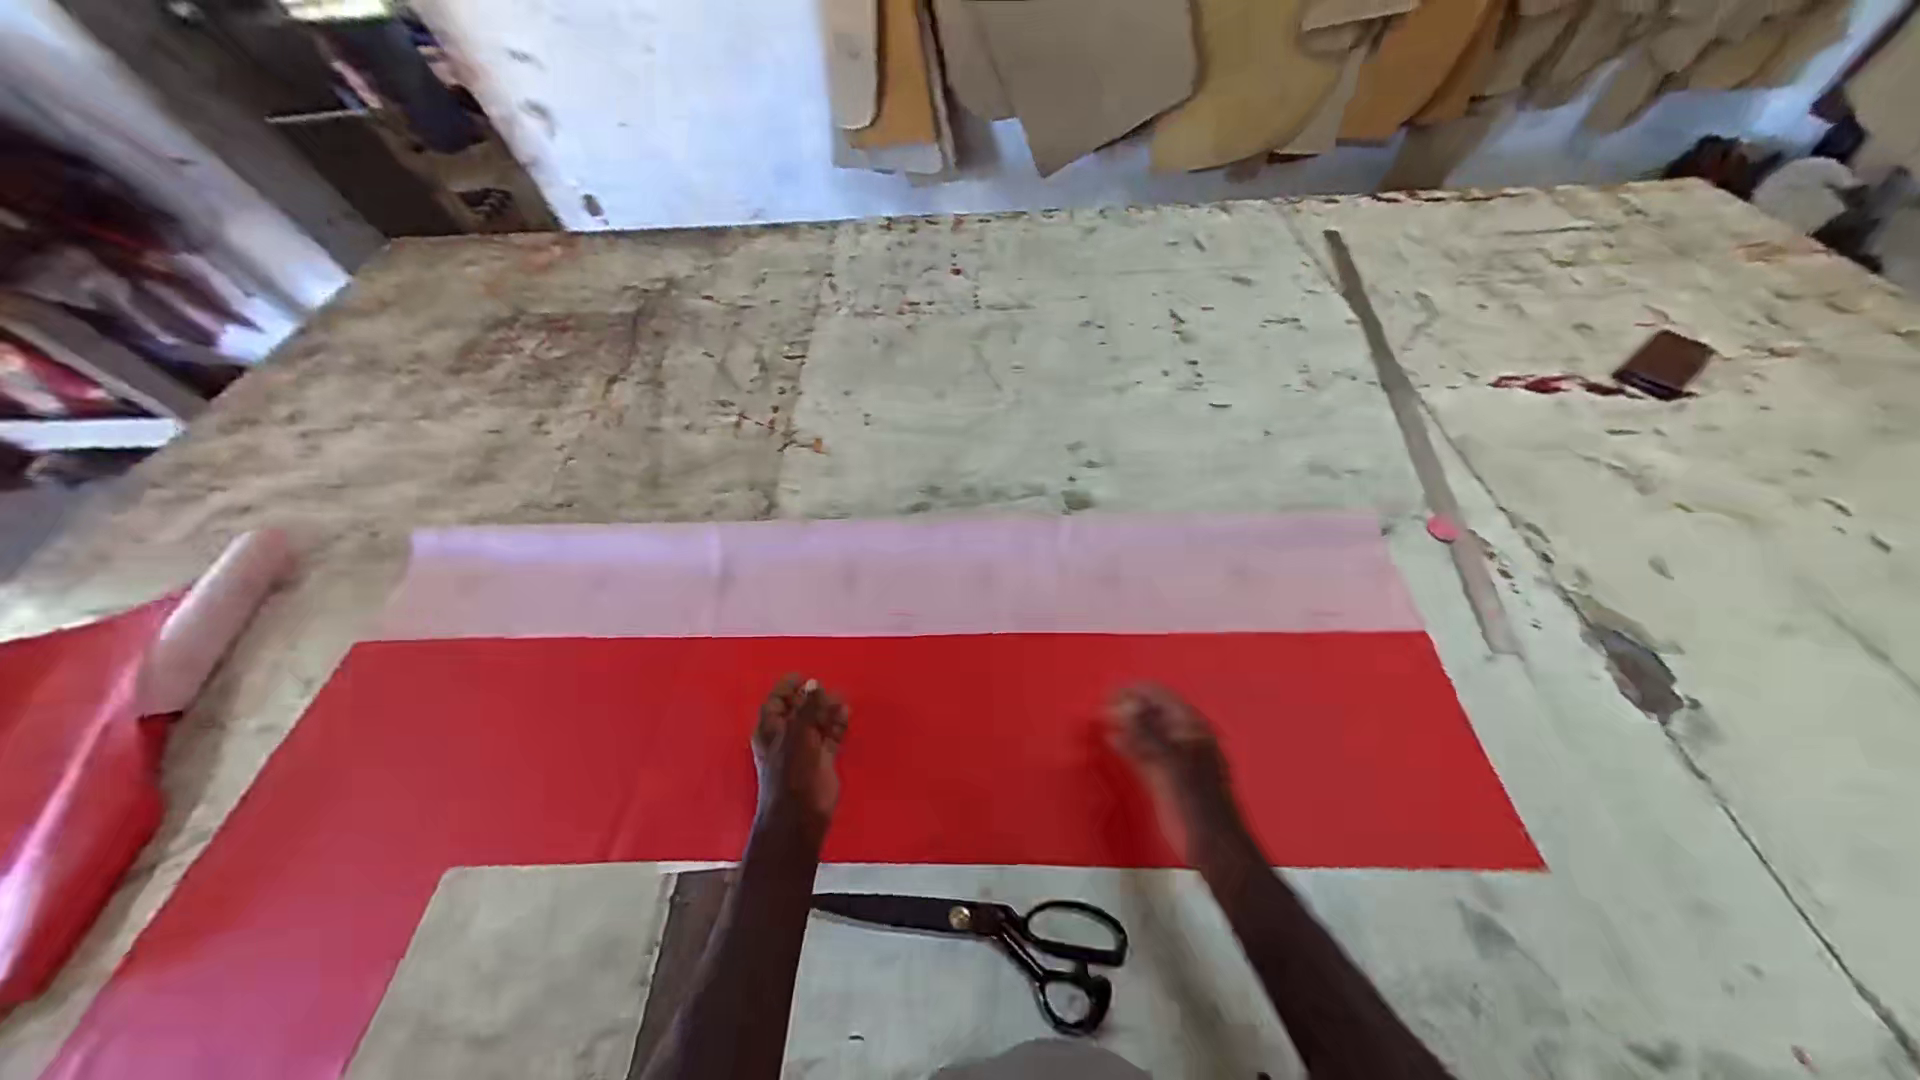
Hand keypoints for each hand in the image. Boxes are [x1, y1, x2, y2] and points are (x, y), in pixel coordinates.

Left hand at [753, 675, 849, 836]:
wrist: (800, 815)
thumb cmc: (791, 772)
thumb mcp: (797, 735)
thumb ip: (807, 709)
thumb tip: (813, 683)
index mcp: (770, 730)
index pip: (776, 701)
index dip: (788, 688)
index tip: (804, 676)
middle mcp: (786, 737)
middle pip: (798, 710)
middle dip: (812, 697)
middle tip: (827, 687)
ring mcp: (805, 749)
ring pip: (816, 721)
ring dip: (827, 709)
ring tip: (840, 697)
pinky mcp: (822, 759)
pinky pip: (830, 736)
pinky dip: (837, 724)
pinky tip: (846, 712)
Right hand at [1106, 684, 1240, 862]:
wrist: (1212, 847)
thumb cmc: (1199, 805)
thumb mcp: (1170, 763)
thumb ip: (1147, 733)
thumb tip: (1126, 706)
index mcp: (1193, 730)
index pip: (1162, 698)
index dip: (1137, 691)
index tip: (1112, 691)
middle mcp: (1185, 739)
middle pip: (1154, 713)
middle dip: (1129, 706)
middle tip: (1104, 704)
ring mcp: (1176, 758)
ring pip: (1147, 732)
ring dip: (1127, 724)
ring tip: (1104, 717)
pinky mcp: (1166, 776)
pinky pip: (1144, 752)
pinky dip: (1129, 744)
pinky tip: (1114, 740)